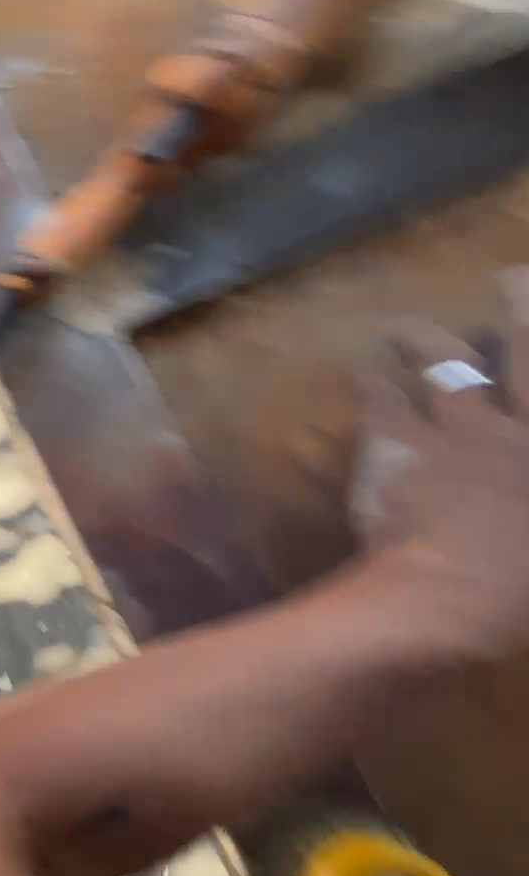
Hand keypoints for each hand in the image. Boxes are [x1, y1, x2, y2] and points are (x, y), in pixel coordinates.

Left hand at [350, 270, 528, 664]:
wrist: (455, 598)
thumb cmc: (526, 590)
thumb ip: (518, 499)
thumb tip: (505, 487)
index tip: (522, 300)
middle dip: (524, 307)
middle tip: (511, 277)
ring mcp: (467, 431)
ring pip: (450, 363)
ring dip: (426, 337)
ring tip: (404, 323)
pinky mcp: (400, 445)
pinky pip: (384, 397)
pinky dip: (374, 377)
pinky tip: (363, 365)